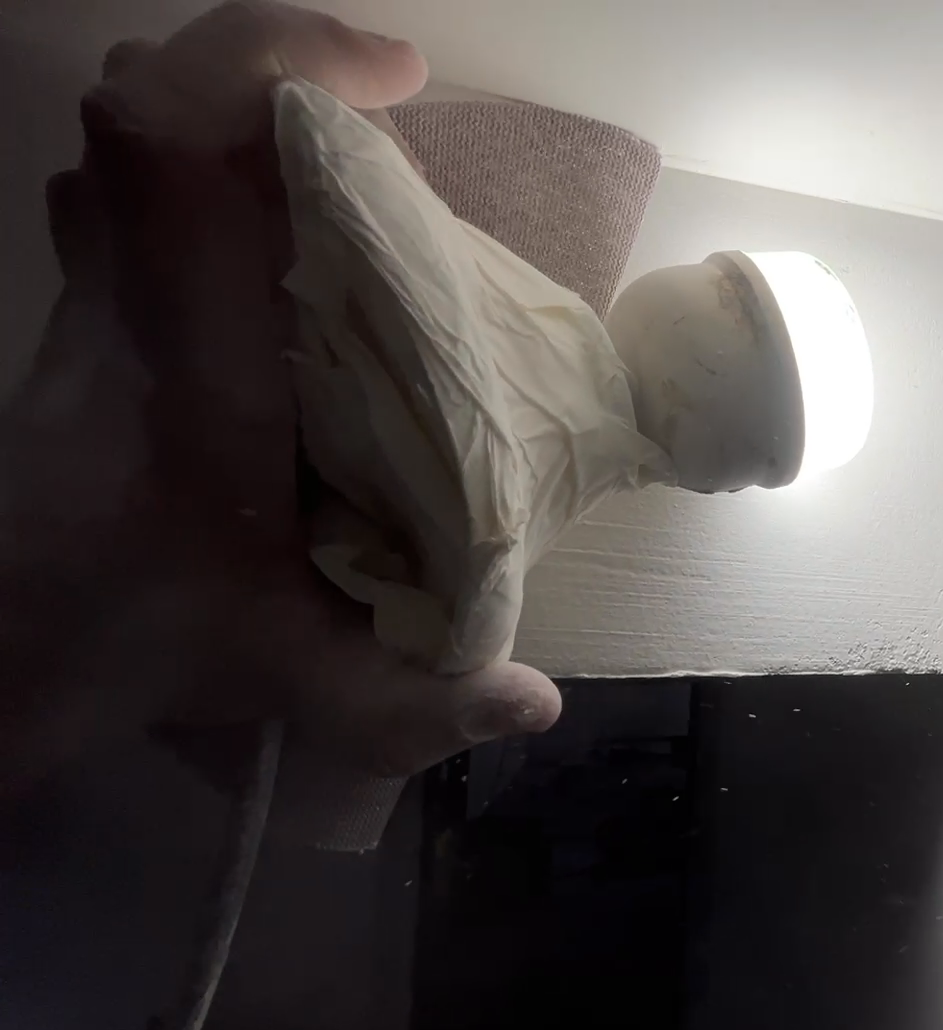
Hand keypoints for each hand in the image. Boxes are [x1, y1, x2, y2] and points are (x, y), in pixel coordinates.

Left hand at [3, 2, 558, 794]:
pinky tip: (290, 215)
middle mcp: (135, 318)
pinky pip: (129, 191)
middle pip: (143, 116)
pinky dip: (207, 164)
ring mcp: (99, 310)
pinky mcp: (98, 322)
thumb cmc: (164, 657)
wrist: (8, 656)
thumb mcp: (313, 695)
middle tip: (392, 101)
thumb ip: (426, 704)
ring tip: (355, 148)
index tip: (395, 71)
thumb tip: (543, 703)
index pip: (182, 158)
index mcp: (199, 380)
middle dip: (268, 65)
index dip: (279, 69)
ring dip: (236, 110)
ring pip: (125, 143)